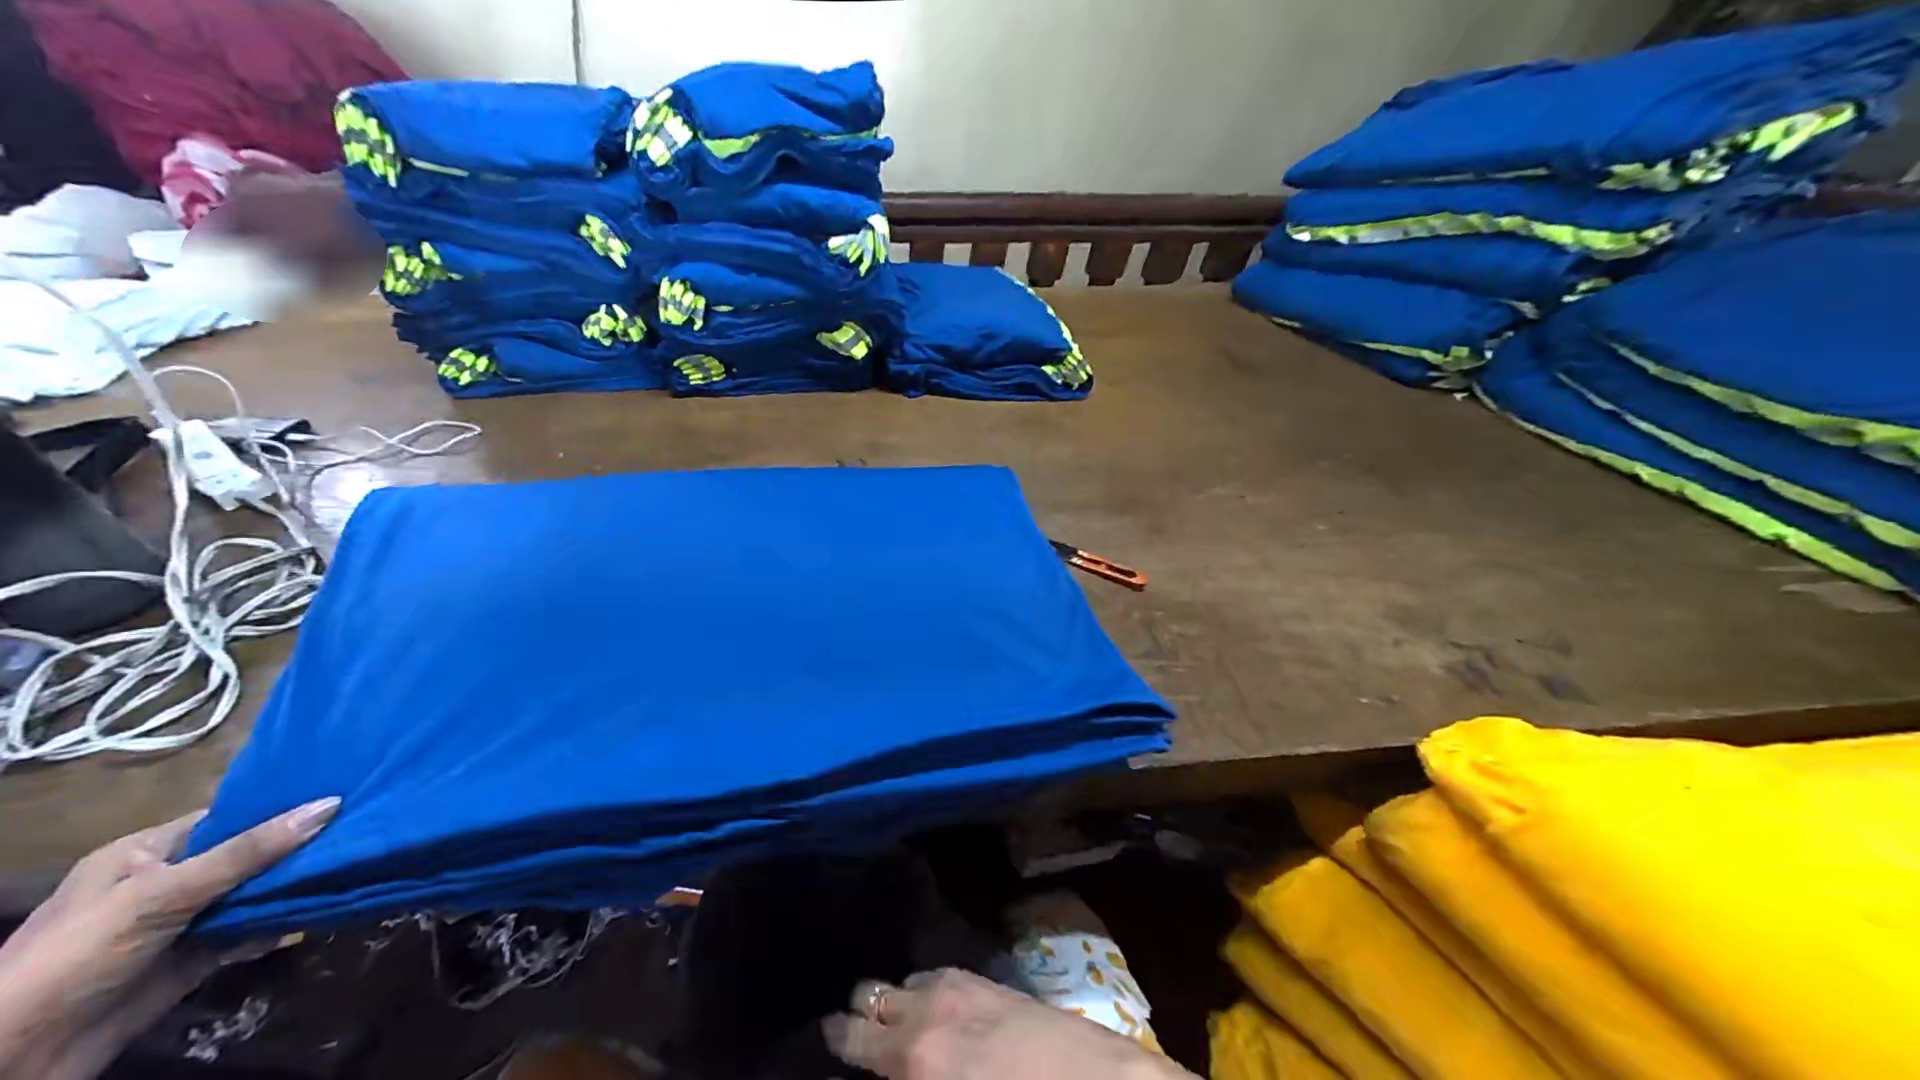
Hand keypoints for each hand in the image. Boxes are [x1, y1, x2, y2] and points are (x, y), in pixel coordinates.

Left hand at [0, 797, 339, 1079]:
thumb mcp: (162, 893)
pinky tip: (324, 911)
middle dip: (299, 847)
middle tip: (365, 825)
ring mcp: (181, 923)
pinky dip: (283, 923)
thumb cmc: (77, 955)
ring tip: (359, 863)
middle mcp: (166, 882)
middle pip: (247, 855)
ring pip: (254, 893)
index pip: (227, 817)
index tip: (343, 793)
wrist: (15, 1059)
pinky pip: (251, 931)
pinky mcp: (196, 958)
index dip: (281, 805)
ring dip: (296, 886)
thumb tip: (332, 803)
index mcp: (144, 853)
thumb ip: (247, 851)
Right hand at [824, 968, 1192, 1079]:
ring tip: (898, 1024)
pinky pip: (937, 978)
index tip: (823, 1042)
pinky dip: (926, 992)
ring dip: (895, 1002)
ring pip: (904, 982)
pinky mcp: (986, 980)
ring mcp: (958, 985)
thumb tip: (889, 1061)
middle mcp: (927, 1008)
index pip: (850, 1036)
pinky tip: (938, 1010)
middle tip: (857, 1036)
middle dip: (858, 1016)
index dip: (833, 1039)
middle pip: (868, 997)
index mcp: (914, 1053)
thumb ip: (908, 1067)